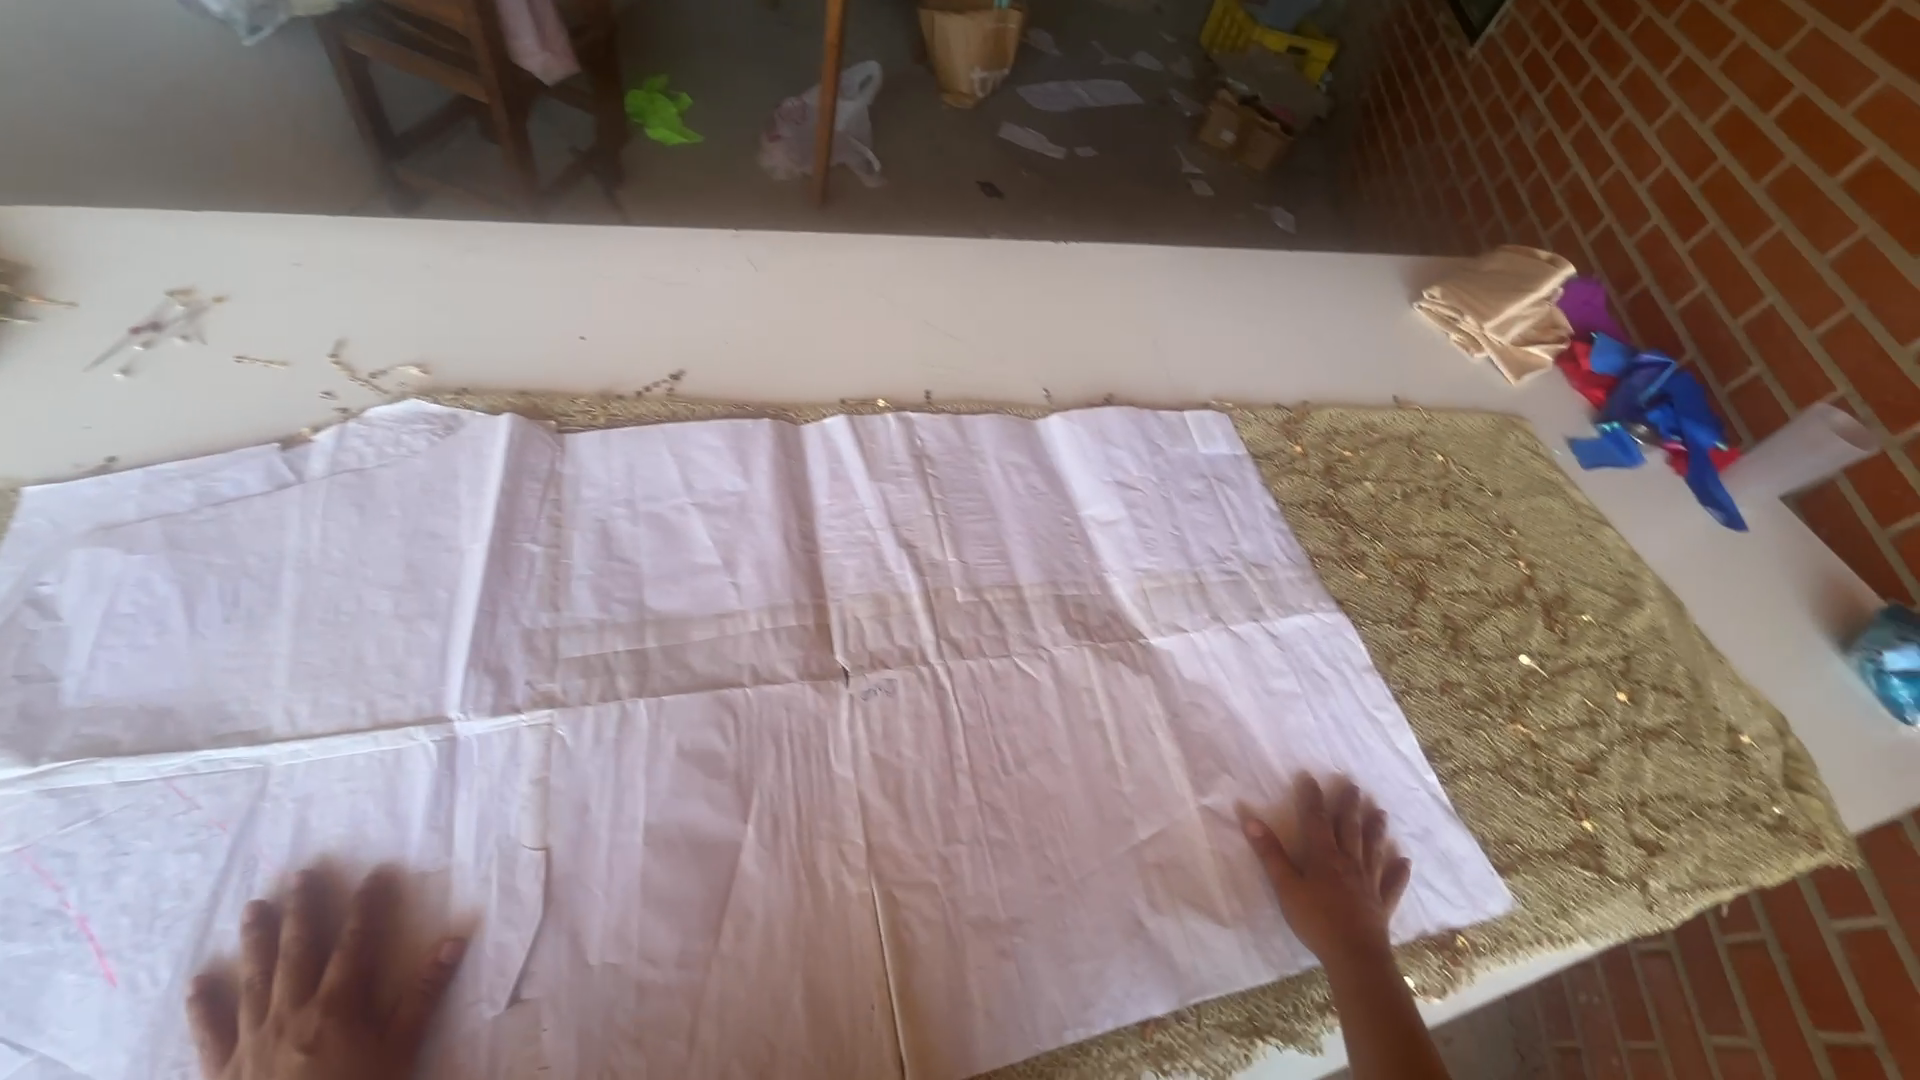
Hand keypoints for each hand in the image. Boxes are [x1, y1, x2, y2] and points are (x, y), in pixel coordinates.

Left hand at [187, 867, 466, 1079]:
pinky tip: (198, 981)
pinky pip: (209, 1031)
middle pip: (297, 951)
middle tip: (302, 873)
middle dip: (302, 910)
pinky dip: (203, 1005)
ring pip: (253, 979)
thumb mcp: (402, 1048)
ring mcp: (251, 1039)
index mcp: (337, 1005)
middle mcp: (291, 1012)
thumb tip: (456, 939)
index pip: (356, 941)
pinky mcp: (221, 1069)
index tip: (376, 873)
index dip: (367, 905)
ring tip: (255, 907)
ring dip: (255, 940)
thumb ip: (425, 994)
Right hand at [1240, 775, 1411, 969]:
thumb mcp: (1285, 887)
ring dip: (1375, 830)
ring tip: (1379, 812)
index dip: (1313, 798)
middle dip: (1349, 806)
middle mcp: (1349, 863)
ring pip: (1372, 850)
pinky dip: (1398, 872)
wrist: (1355, 956)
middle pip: (1349, 829)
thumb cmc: (1316, 920)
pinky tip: (1404, 861)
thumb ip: (1270, 853)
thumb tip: (1250, 819)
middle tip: (1353, 786)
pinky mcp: (1381, 903)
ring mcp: (1369, 883)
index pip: (1316, 820)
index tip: (1311, 778)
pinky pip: (1392, 884)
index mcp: (1324, 857)